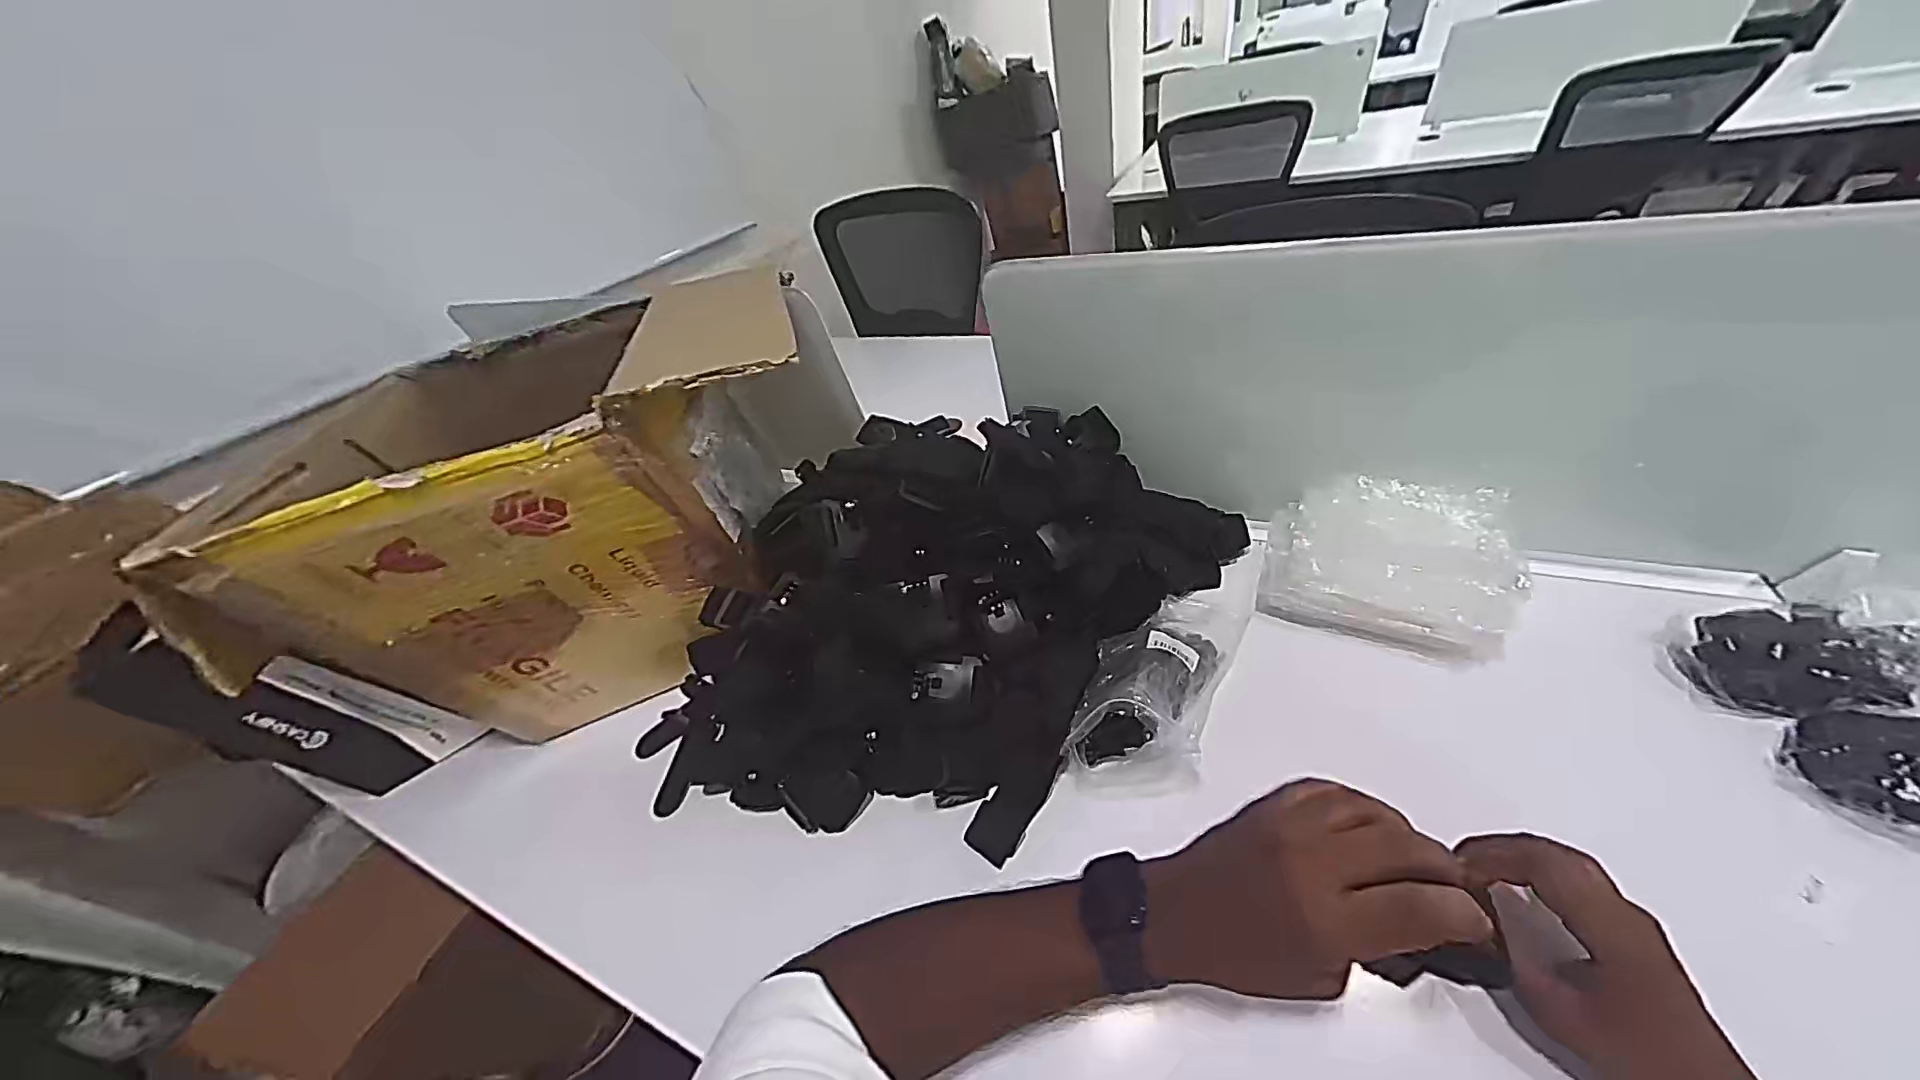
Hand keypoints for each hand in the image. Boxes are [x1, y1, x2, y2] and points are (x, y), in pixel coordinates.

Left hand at [1144, 779, 1494, 999]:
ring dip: (1403, 834)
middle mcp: (1308, 862)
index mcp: (1324, 917)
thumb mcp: (1318, 976)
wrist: (1174, 914)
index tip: (1472, 920)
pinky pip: (1328, 791)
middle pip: (1406, 847)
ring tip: (1407, 857)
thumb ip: (1374, 950)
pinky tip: (1363, 825)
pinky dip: (1357, 807)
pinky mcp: (1269, 806)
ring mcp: (1286, 826)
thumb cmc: (1234, 951)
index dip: (1465, 914)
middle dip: (1445, 869)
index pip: (1423, 906)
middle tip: (1449, 886)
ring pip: (1371, 811)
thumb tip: (1414, 925)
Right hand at [1455, 834, 1754, 1079]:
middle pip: (1557, 855)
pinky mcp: (1632, 935)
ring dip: (1519, 858)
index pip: (1543, 861)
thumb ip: (1510, 953)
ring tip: (1483, 871)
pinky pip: (1577, 881)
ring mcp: (1634, 923)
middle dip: (1501, 849)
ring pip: (1568, 864)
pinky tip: (1519, 892)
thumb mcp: (1555, 1007)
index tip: (1456, 865)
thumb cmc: (1641, 1054)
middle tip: (1462, 860)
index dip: (1490, 854)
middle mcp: (1627, 914)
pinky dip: (1537, 873)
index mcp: (1613, 924)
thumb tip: (1476, 916)